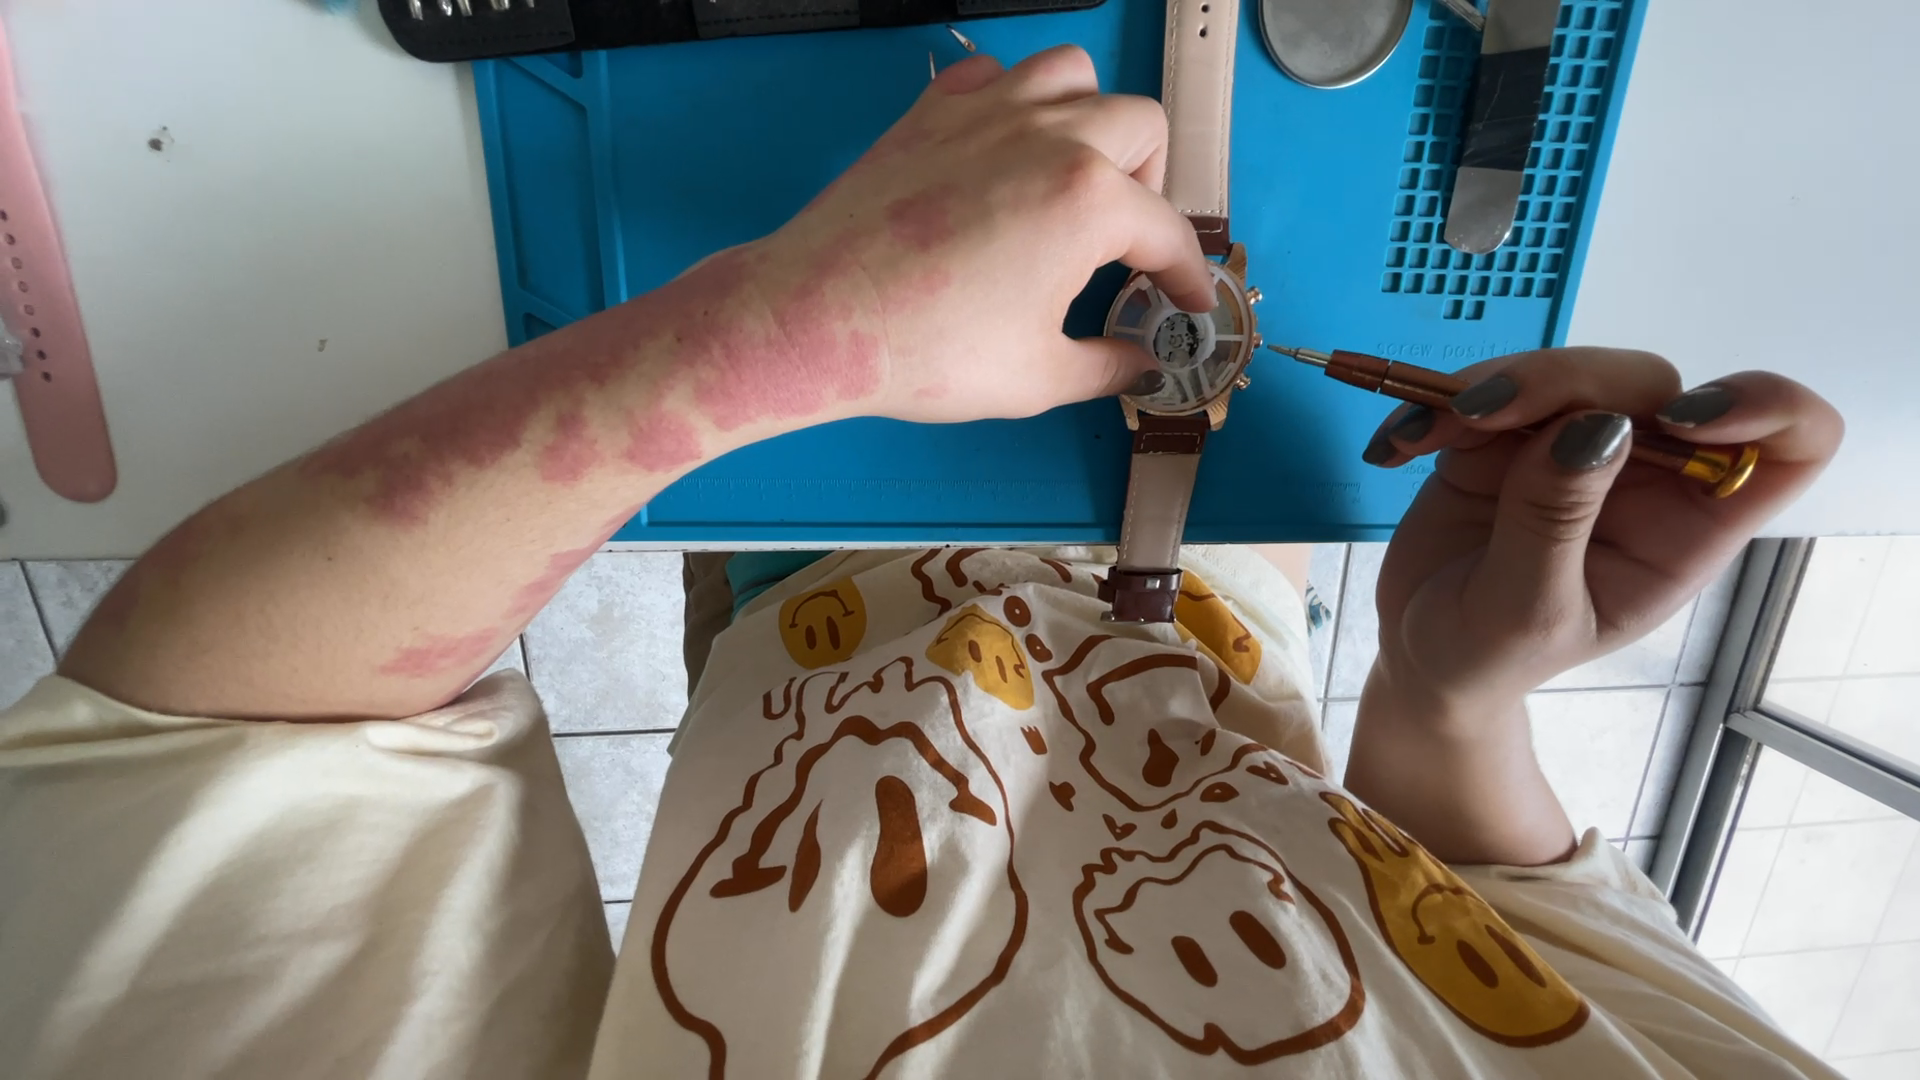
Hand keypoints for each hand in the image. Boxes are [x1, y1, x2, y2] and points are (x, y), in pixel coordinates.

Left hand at [733, 46, 1213, 425]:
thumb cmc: (932, 355)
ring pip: (1075, 77)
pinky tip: (1005, 154)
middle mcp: (1049, 134)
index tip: (1190, 301)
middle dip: (1150, 187)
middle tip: (1124, 245)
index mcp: (1087, 201)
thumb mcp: (1037, 379)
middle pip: (1141, 127)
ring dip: (1094, 125)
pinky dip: (1020, 104)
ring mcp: (987, 111)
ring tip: (1073, 184)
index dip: (1188, 275)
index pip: (1167, 232)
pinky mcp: (932, 111)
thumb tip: (1143, 365)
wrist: (821, 321)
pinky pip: (999, 75)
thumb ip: (1108, 368)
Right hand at [1361, 348, 1843, 723]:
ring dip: (1478, 392)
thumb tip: (1590, 427)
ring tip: (1412, 438)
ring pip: (1552, 379)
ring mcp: (1557, 458)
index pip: (1782, 444)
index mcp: (1680, 529)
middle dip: (1561, 384)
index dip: (1759, 409)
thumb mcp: (1526, 609)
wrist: (1419, 654)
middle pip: (1640, 387)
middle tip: (1479, 415)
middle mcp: (1634, 480)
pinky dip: (1426, 413)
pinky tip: (1391, 449)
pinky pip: (1473, 401)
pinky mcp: (1492, 450)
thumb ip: (1554, 523)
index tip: (1681, 419)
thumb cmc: (1488, 656)